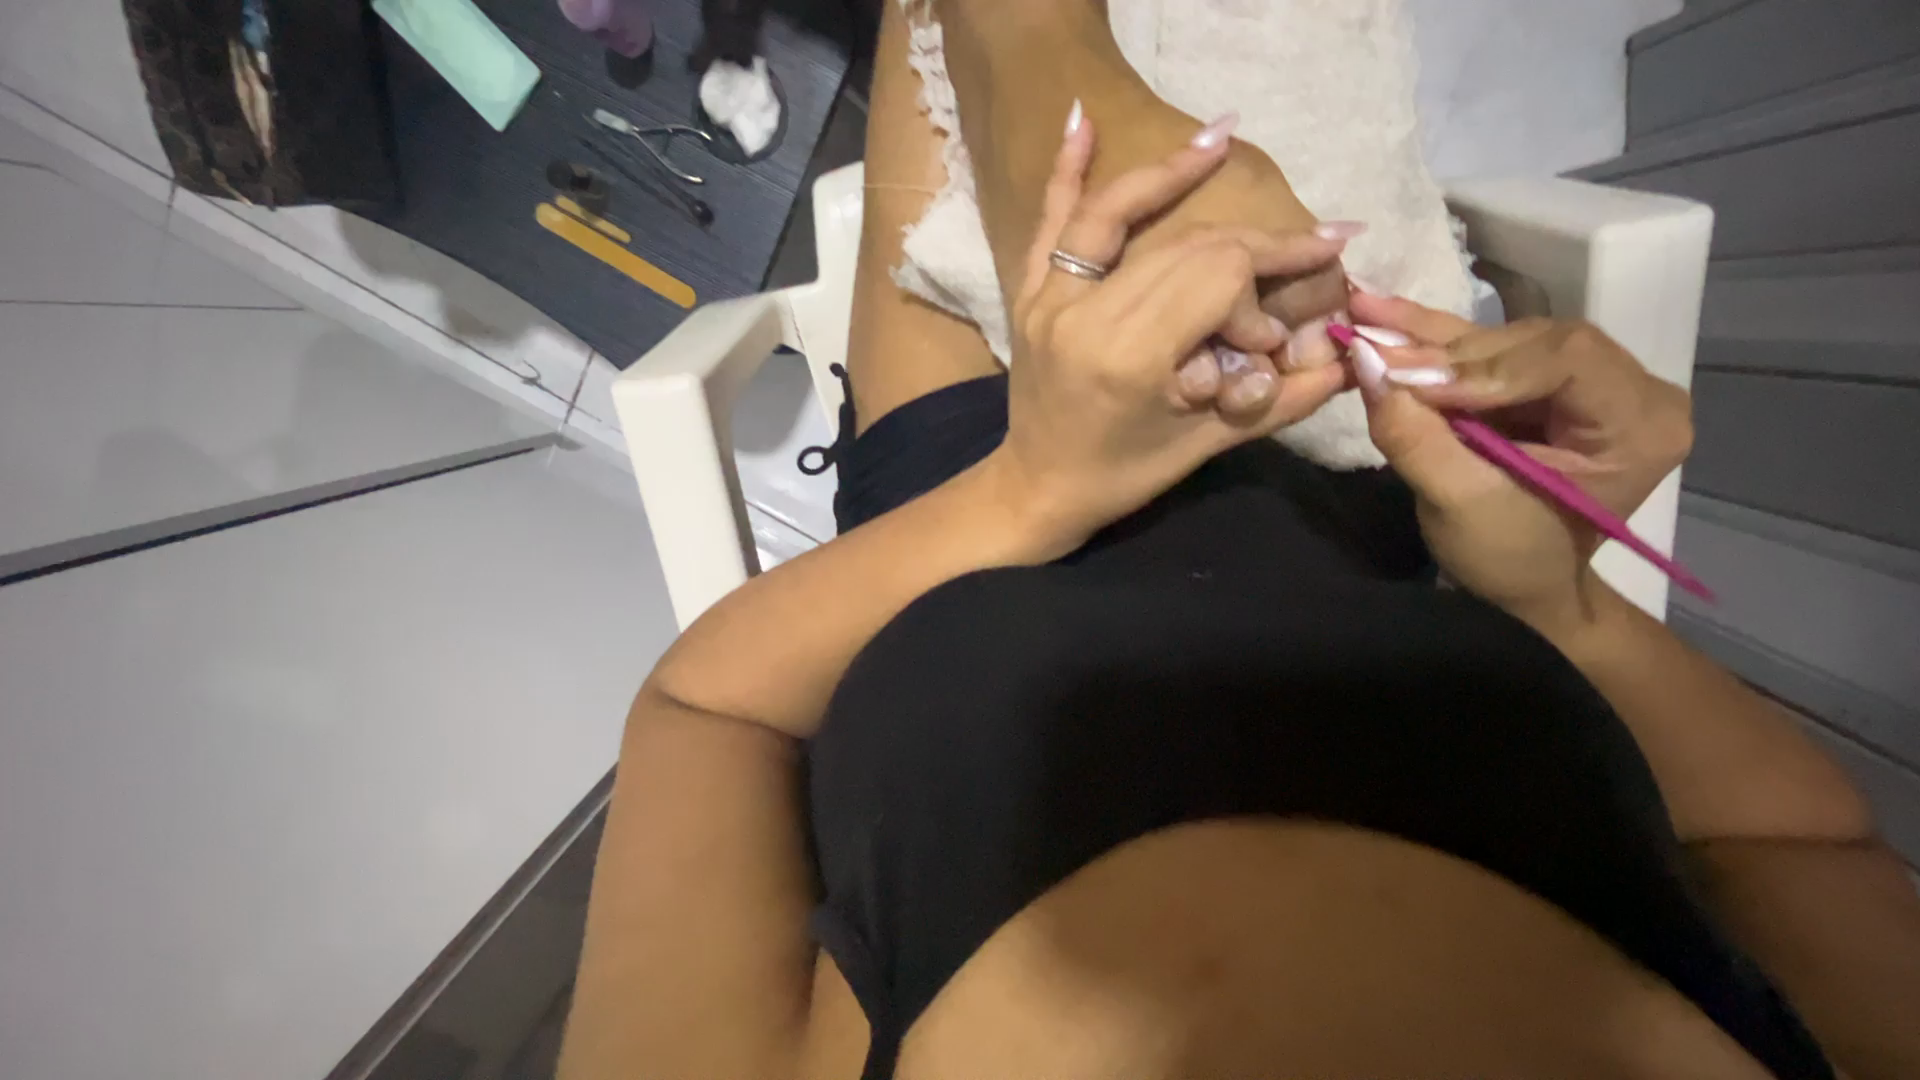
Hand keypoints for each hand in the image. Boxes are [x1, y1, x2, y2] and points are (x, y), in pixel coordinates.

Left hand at [987, 110, 1352, 547]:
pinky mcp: (1030, 295)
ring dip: (1174, 174)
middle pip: (1184, 246)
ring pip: (1123, 216)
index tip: (1271, 334)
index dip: (1259, 295)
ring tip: (1223, 137)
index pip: (1216, 278)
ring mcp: (1049, 298)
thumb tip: (1346, 358)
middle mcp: (1084, 314)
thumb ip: (1277, 399)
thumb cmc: (1121, 477)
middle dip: (1246, 253)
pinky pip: (1050, 224)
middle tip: (1292, 257)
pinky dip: (1066, 172)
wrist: (1037, 488)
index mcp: (1128, 356)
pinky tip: (1084, 120)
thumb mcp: (1202, 446)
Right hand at [1348, 291, 1694, 634]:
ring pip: (1498, 339)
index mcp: (1640, 424)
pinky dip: (1425, 336)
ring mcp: (1578, 379)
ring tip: (1358, 323)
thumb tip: (1363, 364)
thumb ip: (1416, 437)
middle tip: (1371, 353)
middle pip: (1529, 343)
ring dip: (1426, 341)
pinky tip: (1377, 312)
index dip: (1485, 368)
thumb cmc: (1507, 558)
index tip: (1410, 383)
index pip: (1566, 361)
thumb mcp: (1461, 505)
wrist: (1518, 585)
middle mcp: (1624, 386)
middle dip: (1446, 356)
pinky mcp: (1533, 380)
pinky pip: (1480, 349)